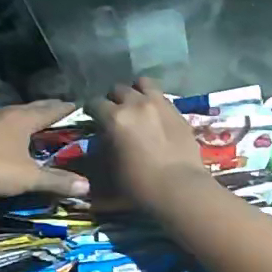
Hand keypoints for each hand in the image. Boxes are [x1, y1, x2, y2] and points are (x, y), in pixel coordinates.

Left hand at [0, 100, 89, 202]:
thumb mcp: (29, 178)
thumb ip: (57, 181)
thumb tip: (87, 186)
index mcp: (22, 119)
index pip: (50, 110)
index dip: (65, 108)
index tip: (77, 105)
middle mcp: (2, 113)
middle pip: (29, 107)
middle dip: (45, 108)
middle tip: (58, 108)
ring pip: (7, 114)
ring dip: (21, 116)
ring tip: (30, 121)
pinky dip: (2, 127)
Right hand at [88, 78, 211, 209]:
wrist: (180, 188)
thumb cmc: (139, 184)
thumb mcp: (111, 168)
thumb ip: (104, 146)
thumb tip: (104, 138)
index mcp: (115, 118)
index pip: (94, 103)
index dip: (91, 111)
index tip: (93, 119)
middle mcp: (136, 103)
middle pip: (118, 89)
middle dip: (114, 99)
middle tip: (116, 114)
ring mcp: (159, 103)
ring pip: (142, 83)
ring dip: (136, 92)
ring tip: (137, 105)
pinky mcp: (177, 110)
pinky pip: (160, 96)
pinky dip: (154, 101)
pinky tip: (155, 115)